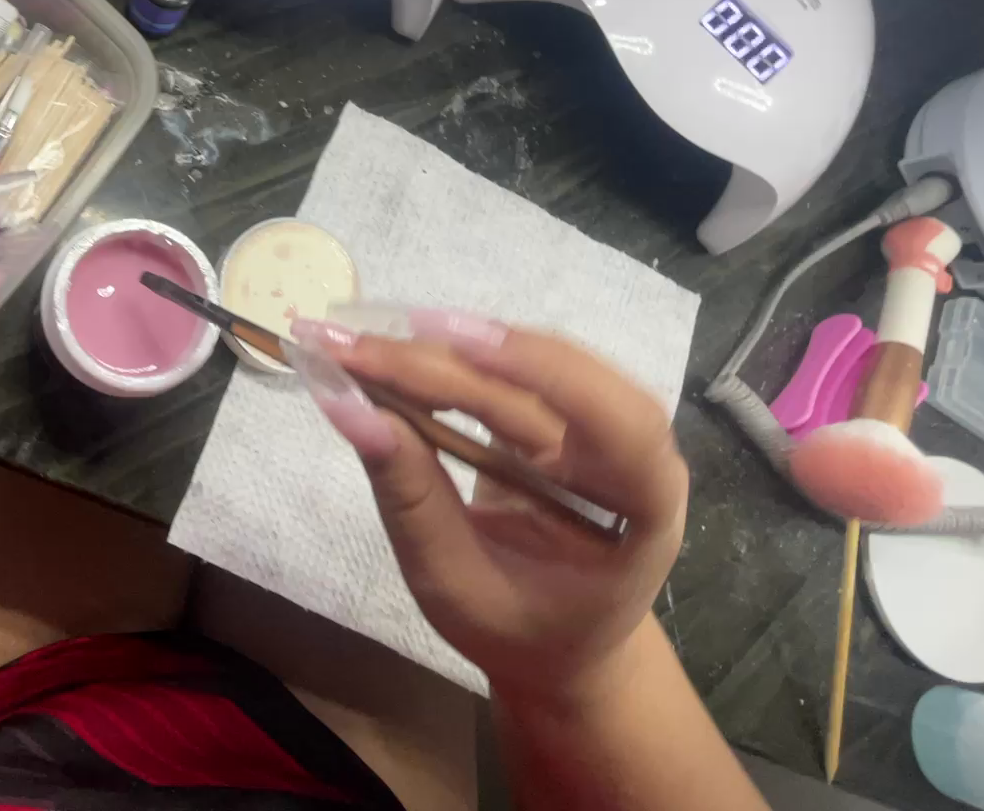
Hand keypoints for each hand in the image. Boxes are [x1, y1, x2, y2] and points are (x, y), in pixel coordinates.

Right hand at [289, 312, 688, 708]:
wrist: (554, 642)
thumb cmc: (515, 627)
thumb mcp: (451, 580)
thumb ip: (407, 494)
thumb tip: (347, 407)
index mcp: (640, 505)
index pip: (612, 419)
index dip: (536, 368)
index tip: (450, 340)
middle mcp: (625, 449)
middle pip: (537, 380)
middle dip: (434, 360)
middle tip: (343, 345)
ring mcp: (587, 426)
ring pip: (513, 362)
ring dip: (428, 351)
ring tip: (353, 344)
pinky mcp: (548, 415)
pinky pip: (496, 372)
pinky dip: (436, 361)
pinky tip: (388, 353)